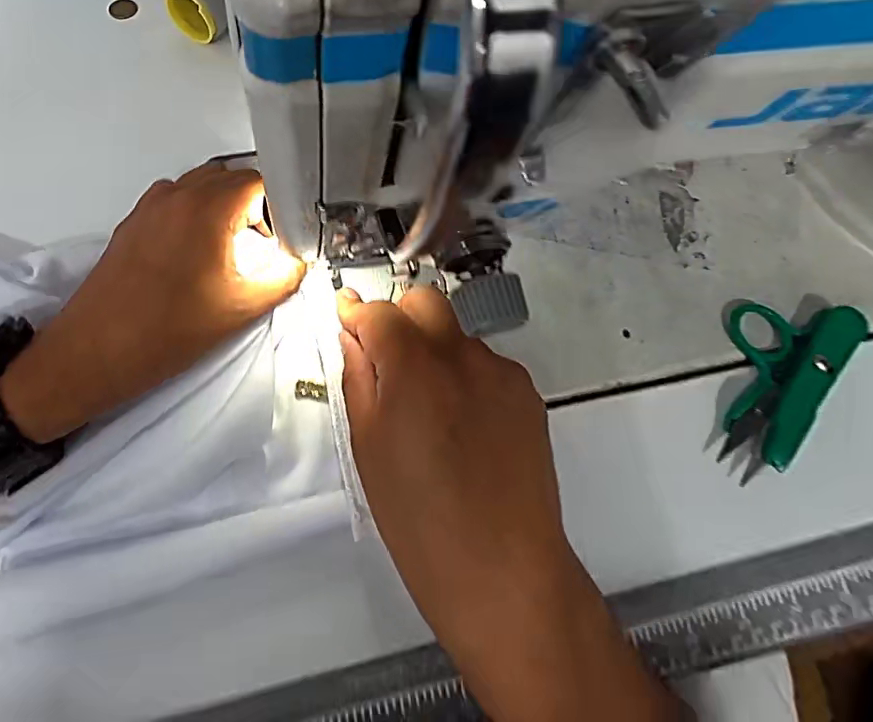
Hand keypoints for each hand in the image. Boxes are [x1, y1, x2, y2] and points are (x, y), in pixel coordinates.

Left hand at [1, 164, 303, 441]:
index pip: (260, 181)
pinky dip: (194, 216)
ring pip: (200, 187)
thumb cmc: (159, 332)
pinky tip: (196, 257)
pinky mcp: (133, 223)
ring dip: (223, 208)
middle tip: (261, 244)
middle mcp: (176, 198)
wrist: (95, 353)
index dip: (280, 207)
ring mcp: (150, 208)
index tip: (283, 234)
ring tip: (229, 251)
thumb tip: (297, 263)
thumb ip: (284, 277)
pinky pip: (175, 202)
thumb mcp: (242, 307)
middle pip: (230, 178)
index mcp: (206, 209)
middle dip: (254, 205)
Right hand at [338, 286, 676, 720]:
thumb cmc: (422, 521)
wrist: (502, 569)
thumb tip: (351, 339)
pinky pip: (485, 364)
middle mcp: (460, 356)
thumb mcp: (367, 447)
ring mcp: (499, 371)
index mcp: (412, 367)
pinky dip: (466, 377)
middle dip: (398, 319)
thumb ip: (357, 379)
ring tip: (428, 410)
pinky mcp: (526, 392)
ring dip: (434, 352)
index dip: (355, 315)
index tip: (346, 322)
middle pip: (423, 303)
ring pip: (455, 335)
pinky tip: (462, 425)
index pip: (377, 312)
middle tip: (385, 360)